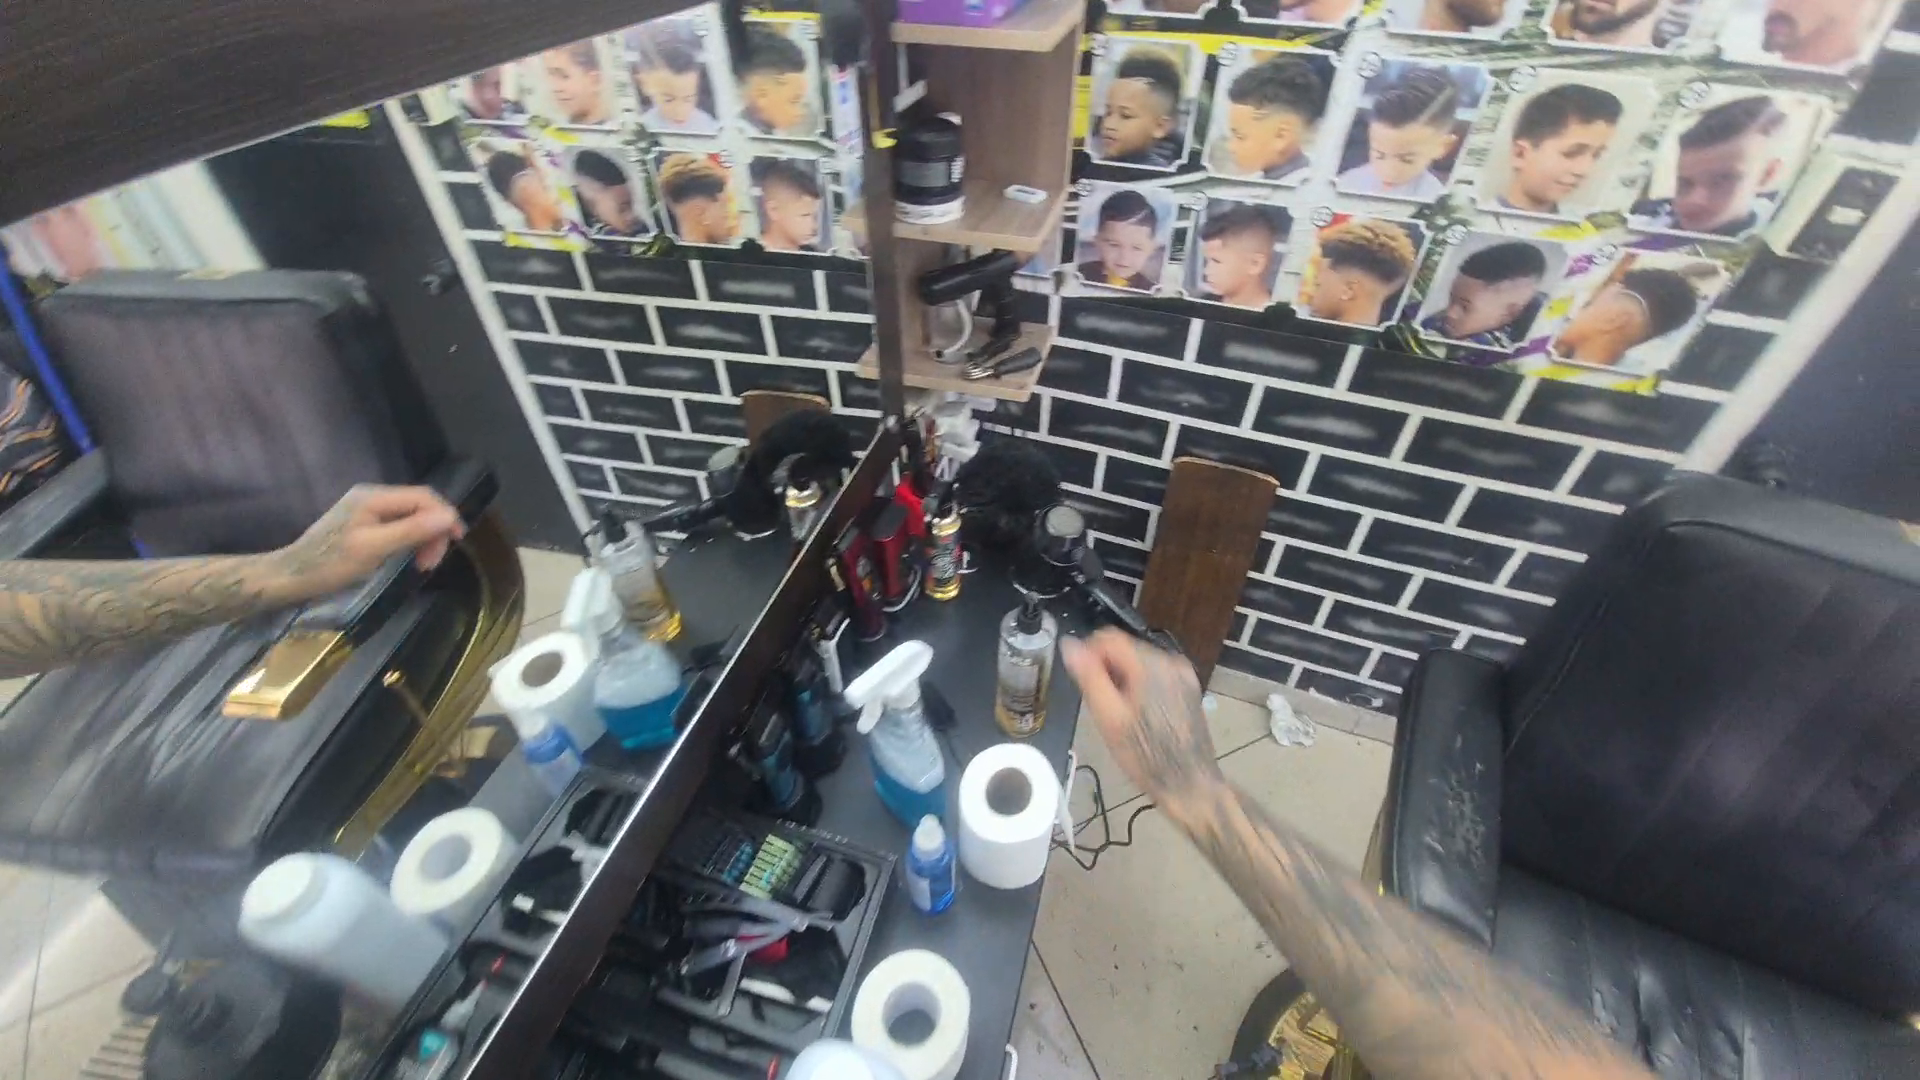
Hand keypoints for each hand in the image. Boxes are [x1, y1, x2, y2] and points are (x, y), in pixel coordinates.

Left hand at [270, 485, 465, 599]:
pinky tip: (410, 557)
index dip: (446, 516)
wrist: (289, 577)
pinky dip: (413, 540)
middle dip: (435, 532)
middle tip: (432, 563)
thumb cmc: (330, 564)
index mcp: (373, 498)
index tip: (457, 541)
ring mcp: (369, 509)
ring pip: (414, 517)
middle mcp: (373, 497)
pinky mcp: (367, 522)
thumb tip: (449, 517)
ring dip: (425, 539)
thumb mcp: (374, 548)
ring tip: (422, 564)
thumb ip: (412, 530)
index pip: (424, 497)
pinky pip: (402, 524)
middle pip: (421, 506)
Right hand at [1060, 629, 1222, 807]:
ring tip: (1121, 712)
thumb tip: (1069, 645)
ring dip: (1123, 678)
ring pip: (1138, 660)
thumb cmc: (1145, 756)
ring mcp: (1183, 674)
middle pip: (1125, 648)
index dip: (1089, 654)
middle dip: (1108, 669)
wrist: (1190, 785)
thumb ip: (1088, 677)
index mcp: (1150, 664)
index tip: (1084, 683)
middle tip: (1103, 704)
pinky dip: (1140, 685)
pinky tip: (1139, 714)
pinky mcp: (1188, 687)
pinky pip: (1154, 673)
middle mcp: (1171, 661)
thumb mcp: (1109, 718)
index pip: (1108, 637)